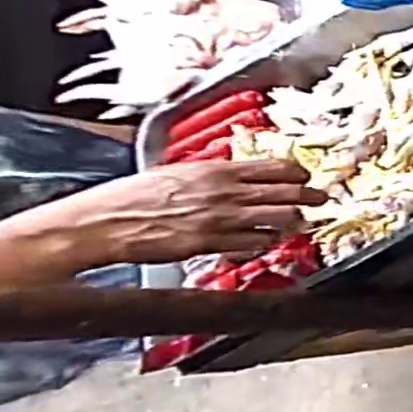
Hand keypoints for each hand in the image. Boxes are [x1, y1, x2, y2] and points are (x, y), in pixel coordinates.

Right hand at [0, 160, 327, 273]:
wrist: (93, 225)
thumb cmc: (129, 197)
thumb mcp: (177, 173)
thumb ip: (215, 174)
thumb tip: (246, 173)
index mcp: (217, 171)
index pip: (280, 168)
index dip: (299, 175)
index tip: (304, 179)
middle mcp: (226, 193)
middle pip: (292, 194)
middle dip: (312, 197)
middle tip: (318, 200)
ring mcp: (222, 220)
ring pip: (283, 219)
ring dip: (293, 221)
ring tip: (294, 221)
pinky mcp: (213, 244)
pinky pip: (258, 243)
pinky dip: (266, 241)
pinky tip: (262, 239)